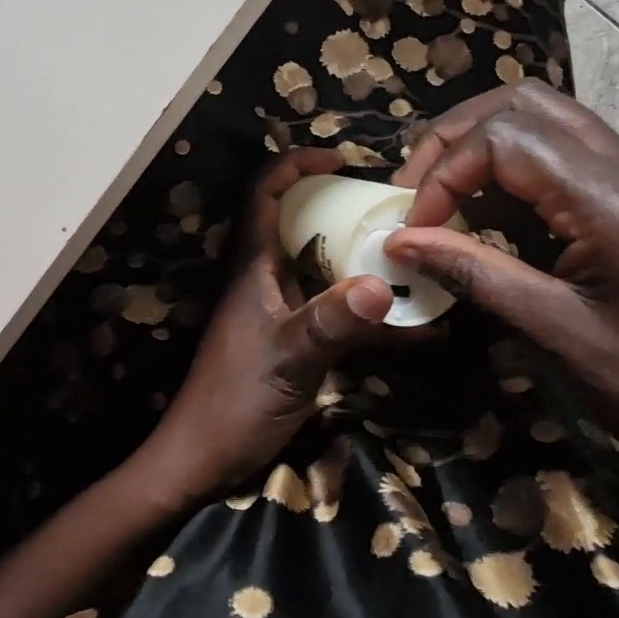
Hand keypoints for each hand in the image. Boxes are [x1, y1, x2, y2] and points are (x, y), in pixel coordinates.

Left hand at [130, 148, 393, 510]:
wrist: (205, 458)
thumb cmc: (235, 401)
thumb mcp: (288, 359)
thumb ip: (329, 324)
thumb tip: (378, 285)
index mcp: (252, 268)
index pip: (265, 196)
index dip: (296, 166)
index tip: (342, 159)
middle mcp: (264, 280)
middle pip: (299, 225)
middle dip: (341, 209)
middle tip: (390, 211)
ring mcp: (277, 311)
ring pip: (319, 269)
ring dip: (359, 260)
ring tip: (411, 257)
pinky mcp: (291, 342)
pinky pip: (334, 313)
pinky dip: (368, 315)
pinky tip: (413, 329)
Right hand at [384, 80, 618, 461]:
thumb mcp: (562, 338)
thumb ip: (479, 277)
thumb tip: (399, 242)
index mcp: (618, 204)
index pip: (506, 138)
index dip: (445, 173)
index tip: (415, 229)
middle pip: (523, 103)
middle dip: (454, 139)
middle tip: (414, 194)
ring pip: (544, 116)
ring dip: (479, 145)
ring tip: (441, 197)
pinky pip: (563, 151)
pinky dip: (510, 167)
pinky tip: (488, 214)